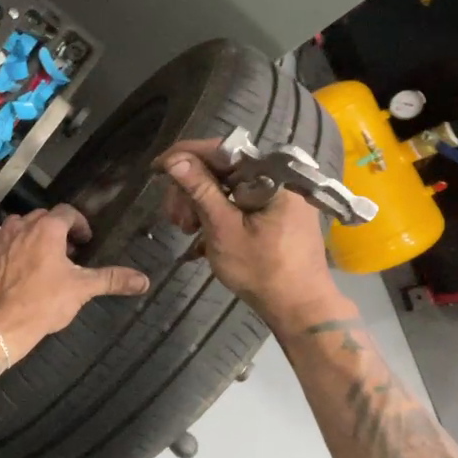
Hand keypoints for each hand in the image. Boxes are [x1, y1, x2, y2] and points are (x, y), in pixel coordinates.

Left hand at [0, 205, 149, 356]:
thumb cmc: (45, 303)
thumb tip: (144, 279)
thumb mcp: (82, 289)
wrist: (2, 324)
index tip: (83, 242)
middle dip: (54, 231)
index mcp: (47, 229)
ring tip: (37, 256)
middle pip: (41, 218)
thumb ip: (112, 279)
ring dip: (27, 235)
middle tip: (64, 254)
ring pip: (14, 226)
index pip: (67, 212)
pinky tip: (0, 255)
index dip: (78, 224)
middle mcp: (20, 226)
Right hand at [154, 138, 344, 321]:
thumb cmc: (263, 271)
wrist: (300, 307)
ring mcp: (277, 195)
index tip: (157, 169)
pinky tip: (199, 237)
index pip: (221, 150)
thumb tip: (175, 160)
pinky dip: (216, 214)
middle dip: (191, 189)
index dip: (185, 156)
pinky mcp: (274, 212)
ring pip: (225, 185)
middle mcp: (278, 177)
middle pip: (221, 168)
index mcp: (272, 175)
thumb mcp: (223, 230)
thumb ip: (200, 190)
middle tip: (176, 220)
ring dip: (199, 205)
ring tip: (187, 231)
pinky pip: (237, 201)